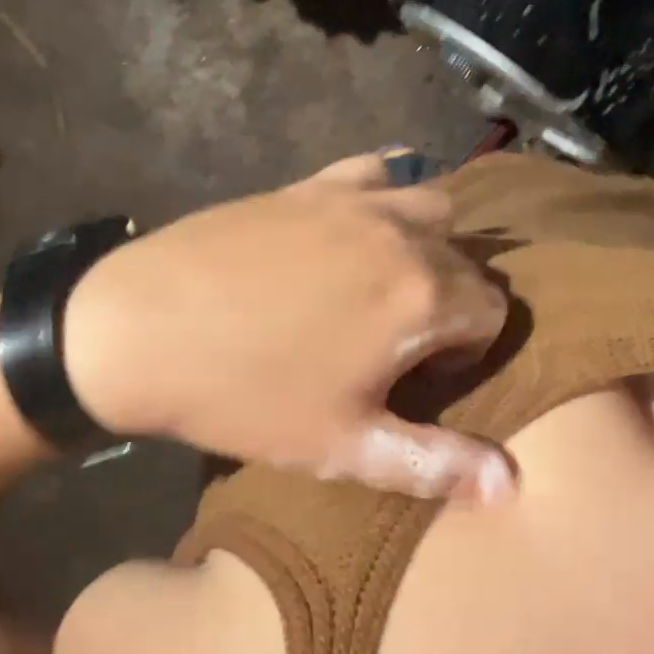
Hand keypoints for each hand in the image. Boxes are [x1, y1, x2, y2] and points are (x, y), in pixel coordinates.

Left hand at [61, 154, 515, 505]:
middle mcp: (406, 234)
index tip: (420, 376)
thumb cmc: (248, 392)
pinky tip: (363, 221)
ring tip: (389, 279)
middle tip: (400, 339)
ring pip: (435, 207)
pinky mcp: (315, 183)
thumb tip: (512, 483)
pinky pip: (379, 170)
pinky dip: (389, 190)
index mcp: (424, 295)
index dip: (467, 350)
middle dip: (453, 301)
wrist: (141, 328)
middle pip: (468, 261)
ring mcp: (360, 200)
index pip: (493, 309)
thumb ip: (434, 462)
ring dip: (432, 242)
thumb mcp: (345, 445)